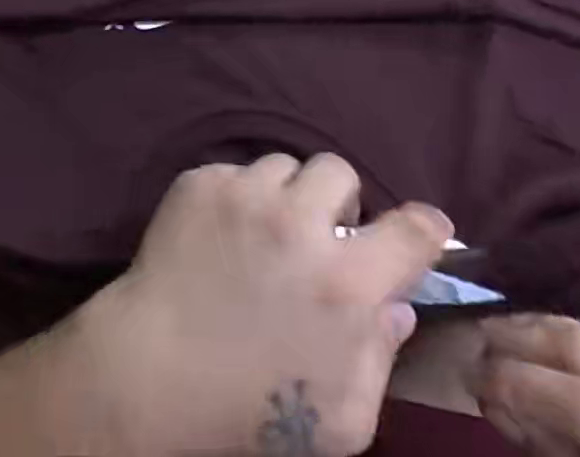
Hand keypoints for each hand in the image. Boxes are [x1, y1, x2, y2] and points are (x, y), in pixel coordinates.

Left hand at [68, 154, 452, 455]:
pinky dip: (235, 194)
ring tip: (263, 228)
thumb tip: (396, 304)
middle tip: (317, 230)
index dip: (425, 227)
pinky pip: (232, 171)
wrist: (154, 368)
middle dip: (337, 198)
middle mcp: (297, 222)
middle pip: (337, 170)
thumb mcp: (343, 416)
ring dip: (283, 193)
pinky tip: (220, 231)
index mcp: (346, 281)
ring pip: (280, 164)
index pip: (412, 231)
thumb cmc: (251, 406)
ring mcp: (242, 194)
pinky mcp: (198, 183)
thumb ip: (380, 353)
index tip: (422, 227)